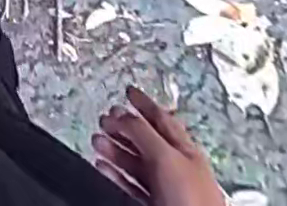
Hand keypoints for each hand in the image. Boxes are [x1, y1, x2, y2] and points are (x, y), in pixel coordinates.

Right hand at [91, 86, 224, 205]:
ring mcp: (166, 191)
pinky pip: (131, 185)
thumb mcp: (165, 157)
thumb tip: (121, 115)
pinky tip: (103, 167)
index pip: (161, 118)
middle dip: (123, 127)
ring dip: (114, 149)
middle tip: (104, 118)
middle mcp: (176, 169)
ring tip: (96, 141)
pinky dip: (115, 174)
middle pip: (145, 141)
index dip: (144, 103)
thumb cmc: (190, 201)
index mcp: (185, 151)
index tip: (128, 91)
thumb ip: (143, 133)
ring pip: (136, 163)